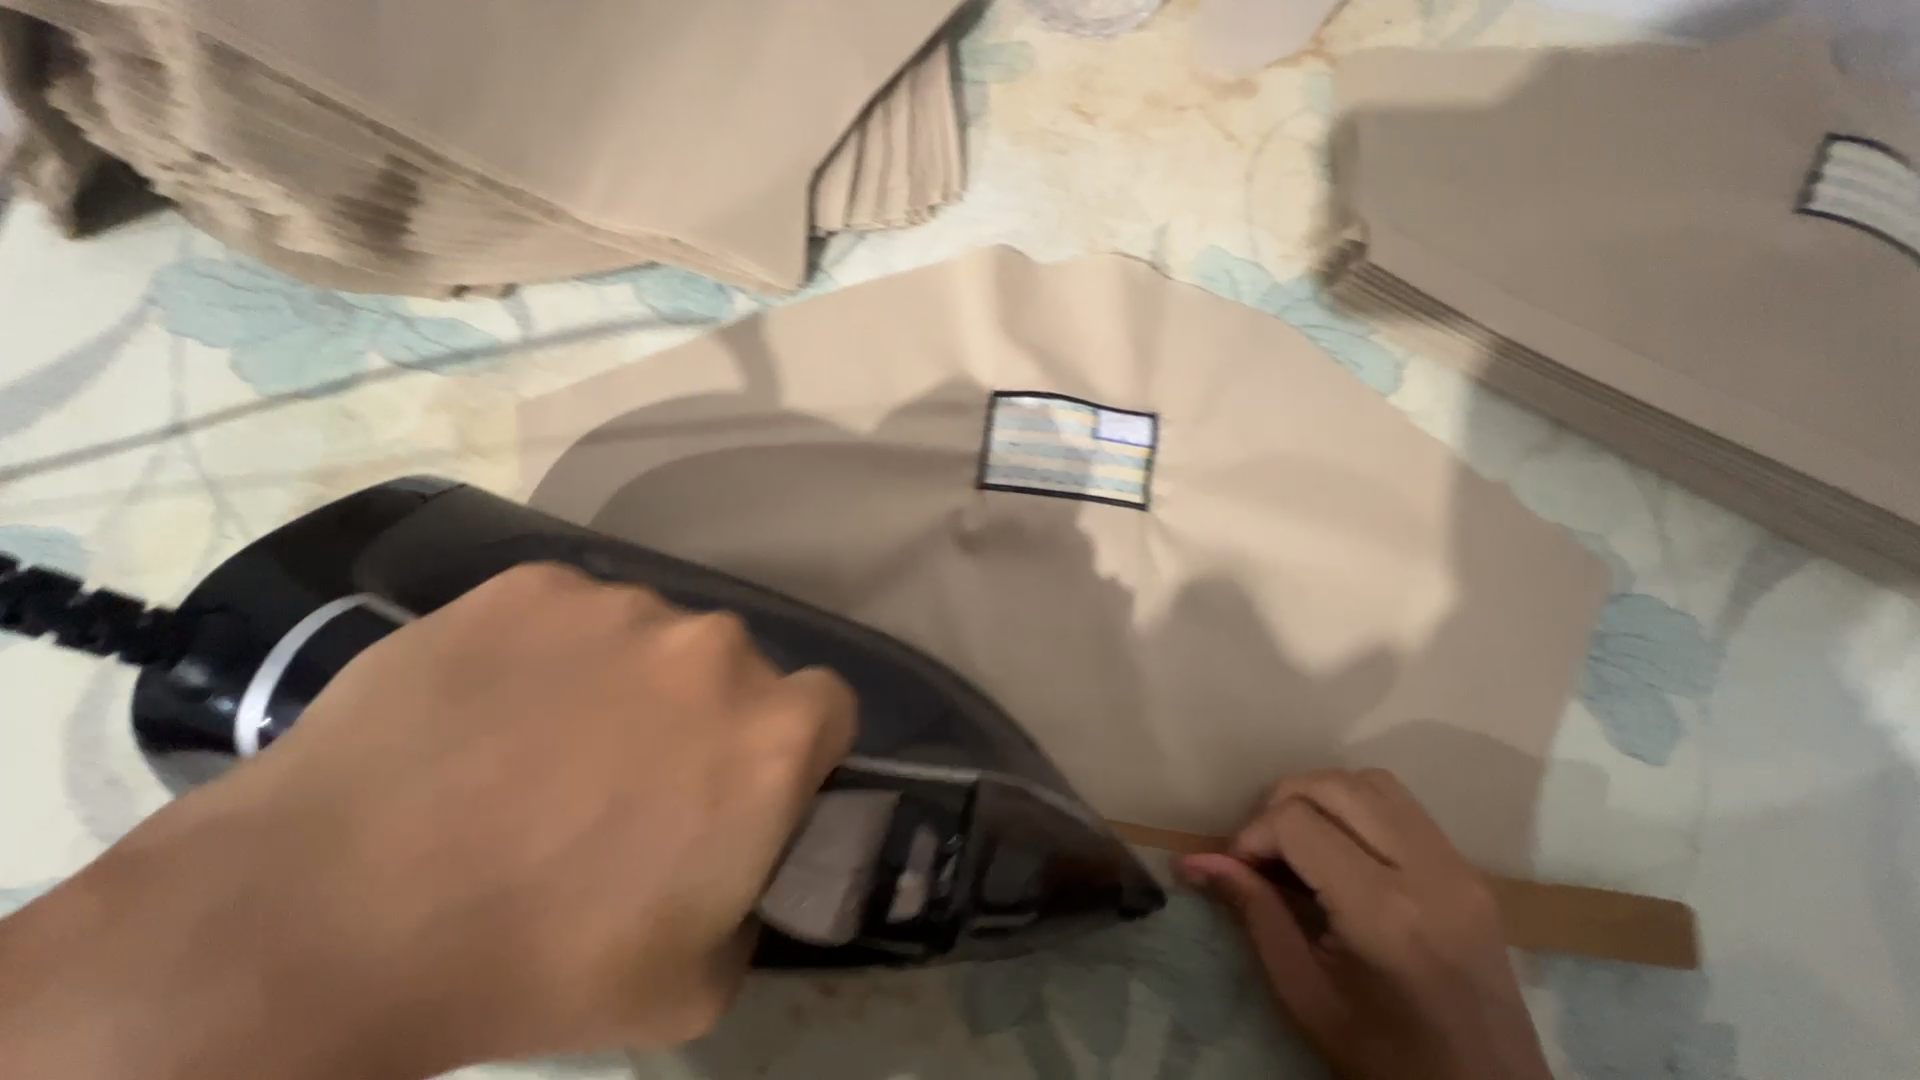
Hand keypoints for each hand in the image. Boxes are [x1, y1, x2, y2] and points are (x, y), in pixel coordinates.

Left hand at [0, 564, 856, 1079]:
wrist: (323, 919)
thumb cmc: (535, 964)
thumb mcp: (692, 987)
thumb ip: (753, 912)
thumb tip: (740, 869)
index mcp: (771, 735)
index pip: (830, 710)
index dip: (799, 752)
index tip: (744, 788)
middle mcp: (714, 648)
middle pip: (738, 669)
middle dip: (706, 717)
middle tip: (631, 779)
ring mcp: (617, 605)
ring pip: (653, 635)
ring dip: (628, 681)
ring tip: (544, 745)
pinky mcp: (529, 585)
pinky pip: (570, 613)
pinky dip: (550, 652)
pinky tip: (490, 710)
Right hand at [1177, 769, 1551, 1079]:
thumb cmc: (1383, 1055)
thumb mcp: (1303, 991)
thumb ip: (1252, 911)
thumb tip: (1191, 861)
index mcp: (1384, 913)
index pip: (1297, 822)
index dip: (1253, 835)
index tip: (1238, 871)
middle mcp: (1428, 873)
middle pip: (1334, 785)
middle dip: (1281, 804)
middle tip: (1263, 852)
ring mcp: (1458, 866)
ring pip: (1372, 782)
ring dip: (1321, 797)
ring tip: (1300, 843)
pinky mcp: (1470, 870)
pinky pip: (1403, 806)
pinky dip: (1358, 808)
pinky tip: (1342, 851)